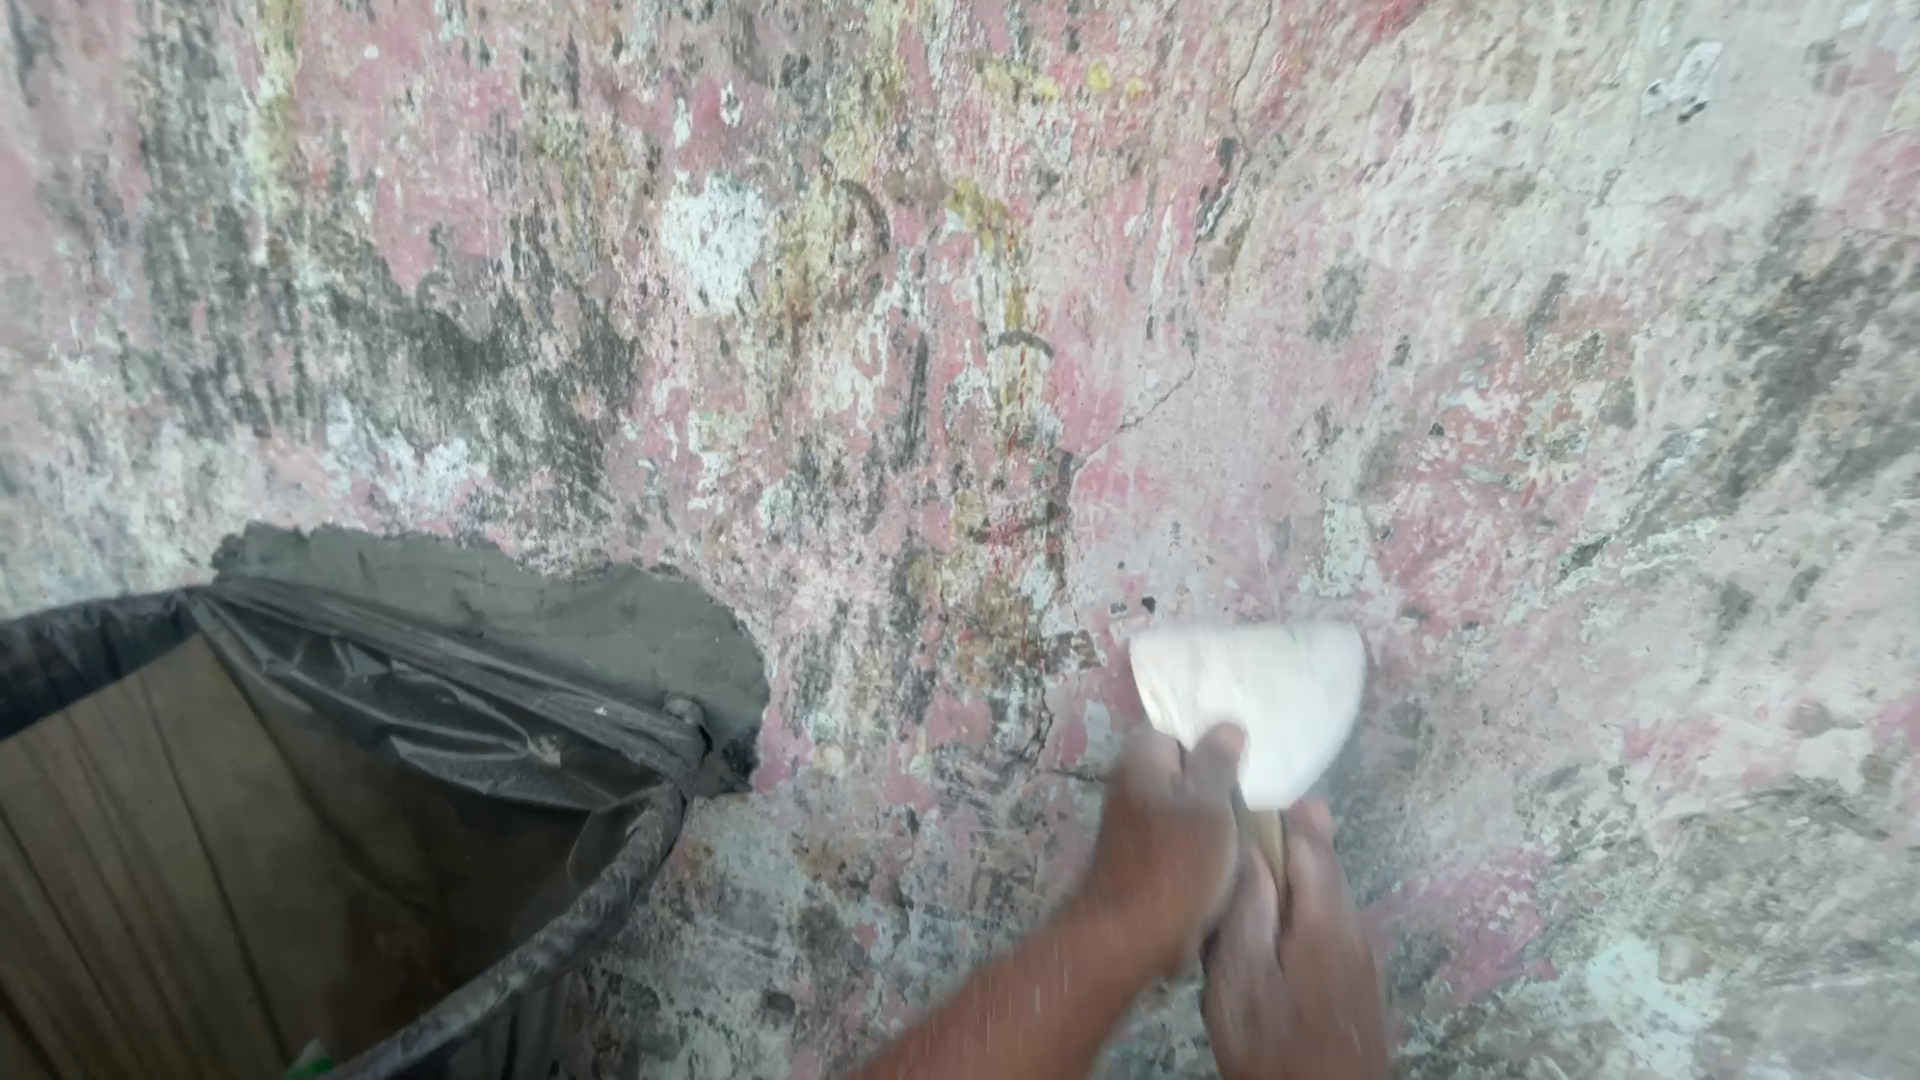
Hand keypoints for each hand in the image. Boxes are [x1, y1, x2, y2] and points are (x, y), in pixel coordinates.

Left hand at [1074, 725, 1245, 975]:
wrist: (1132, 932)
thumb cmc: (1176, 862)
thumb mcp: (1209, 806)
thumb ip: (1217, 762)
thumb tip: (1226, 725)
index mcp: (1142, 758)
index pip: (1177, 728)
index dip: (1211, 736)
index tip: (1247, 748)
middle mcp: (1131, 779)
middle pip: (1182, 764)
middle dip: (1217, 773)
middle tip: (1256, 784)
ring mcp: (1134, 815)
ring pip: (1183, 798)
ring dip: (1213, 808)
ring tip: (1251, 815)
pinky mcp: (1142, 848)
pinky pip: (1178, 826)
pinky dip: (1202, 833)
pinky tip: (1229, 846)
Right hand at [1202, 801, 1388, 1079]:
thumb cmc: (1269, 1043)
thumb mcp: (1240, 975)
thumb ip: (1248, 907)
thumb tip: (1251, 849)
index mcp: (1325, 921)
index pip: (1311, 845)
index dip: (1288, 811)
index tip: (1264, 782)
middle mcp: (1353, 930)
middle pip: (1325, 865)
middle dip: (1295, 834)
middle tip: (1259, 805)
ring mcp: (1361, 959)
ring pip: (1328, 892)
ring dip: (1299, 867)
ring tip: (1260, 850)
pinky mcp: (1359, 982)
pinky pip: (1330, 919)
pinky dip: (1305, 897)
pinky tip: (1279, 908)